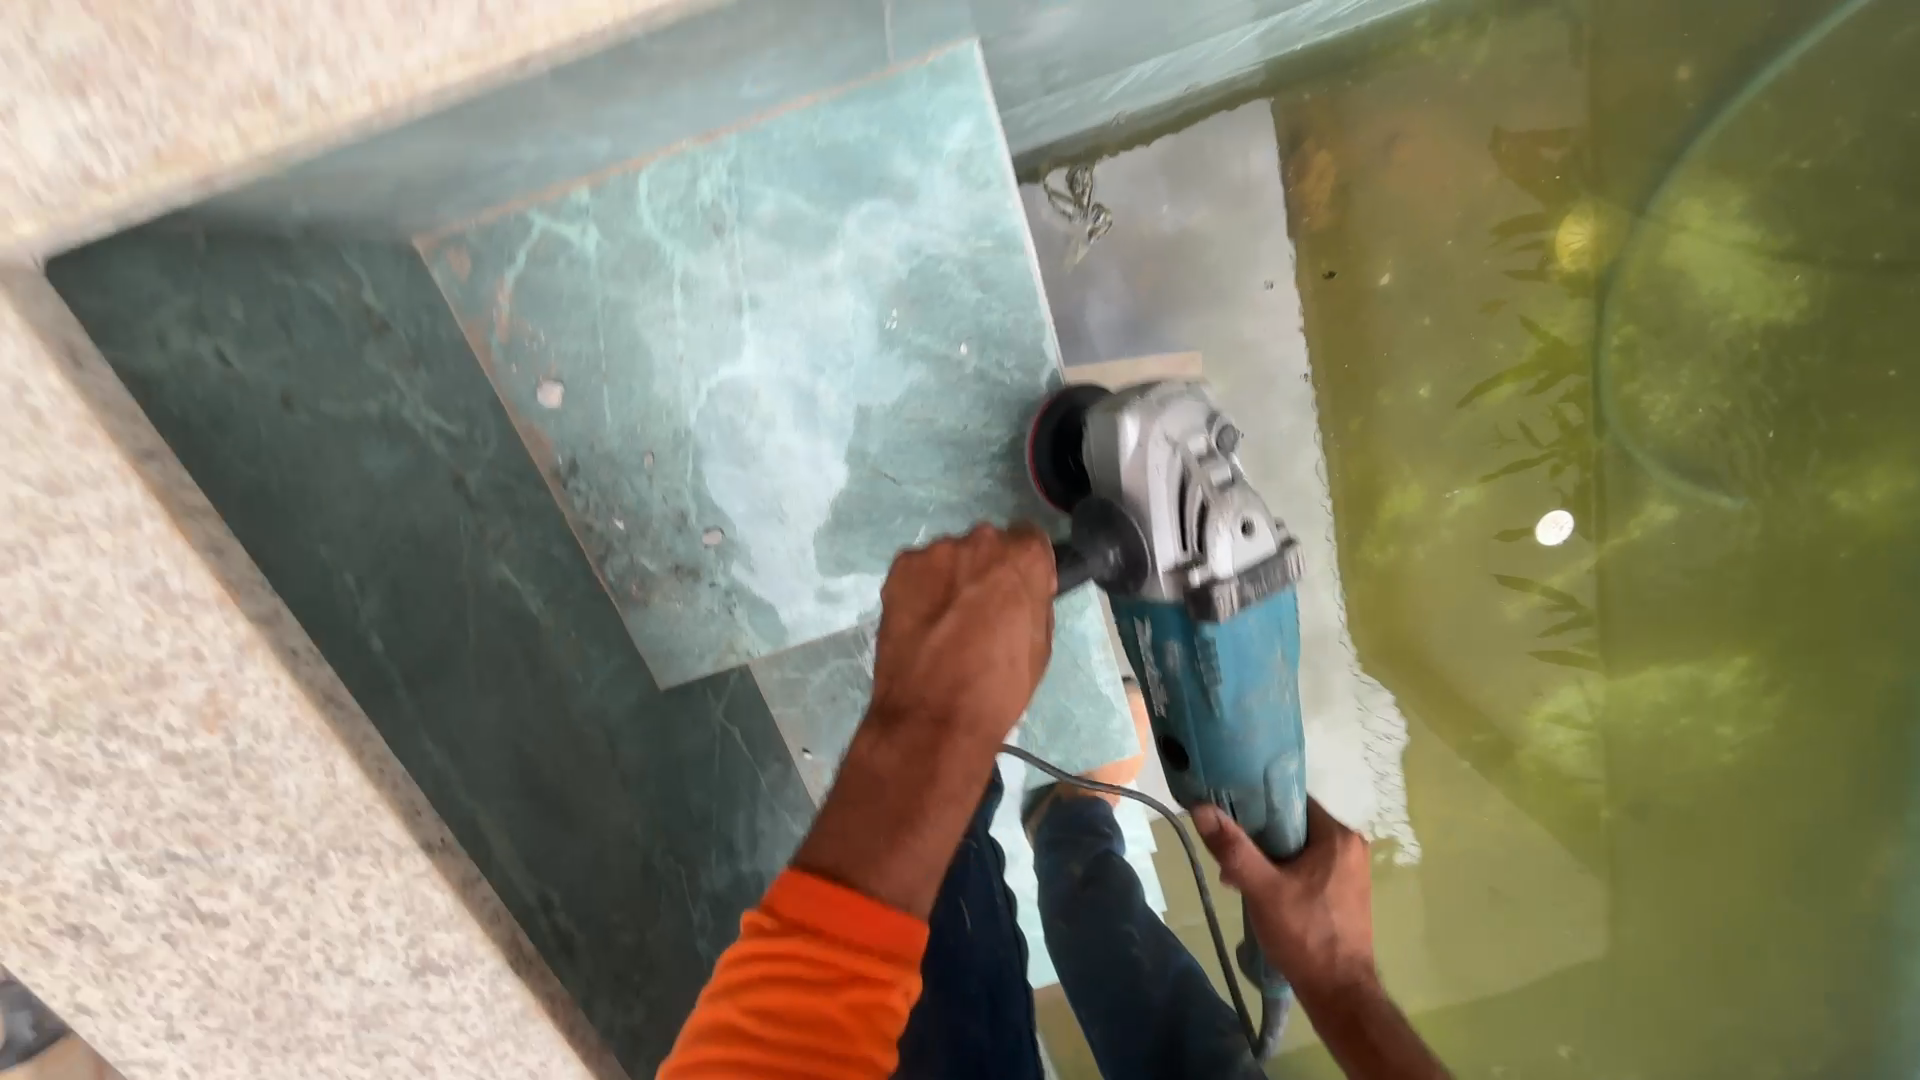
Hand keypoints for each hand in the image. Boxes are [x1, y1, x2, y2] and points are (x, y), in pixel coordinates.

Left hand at [791, 522, 1055, 918]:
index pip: (1029, 542)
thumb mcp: (1038, 654)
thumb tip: (1025, 588)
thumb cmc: (996, 701)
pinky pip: (921, 573)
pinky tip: (920, 629)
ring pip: (951, 556)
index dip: (1022, 573)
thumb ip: (1033, 607)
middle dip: (986, 574)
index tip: (1015, 599)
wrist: (928, 726)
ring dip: (952, 583)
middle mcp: (975, 548)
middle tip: (978, 619)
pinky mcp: (897, 575)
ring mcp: (931, 558)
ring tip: (944, 629)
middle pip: (987, 544)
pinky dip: (923, 592)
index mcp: (1020, 566)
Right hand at [1193, 798, 1376, 1001]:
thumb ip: (1233, 848)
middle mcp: (1349, 848)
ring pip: (1295, 848)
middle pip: (1291, 825)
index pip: (1291, 799)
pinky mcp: (1342, 893)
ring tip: (1235, 876)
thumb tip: (1200, 808)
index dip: (1257, 802)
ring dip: (1264, 857)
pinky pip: (1305, 867)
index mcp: (1339, 837)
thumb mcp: (1262, 888)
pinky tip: (1257, 891)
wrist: (1339, 995)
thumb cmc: (1305, 935)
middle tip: (1228, 851)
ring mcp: (1348, 872)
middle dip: (1256, 837)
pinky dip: (1280, 872)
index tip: (1229, 812)